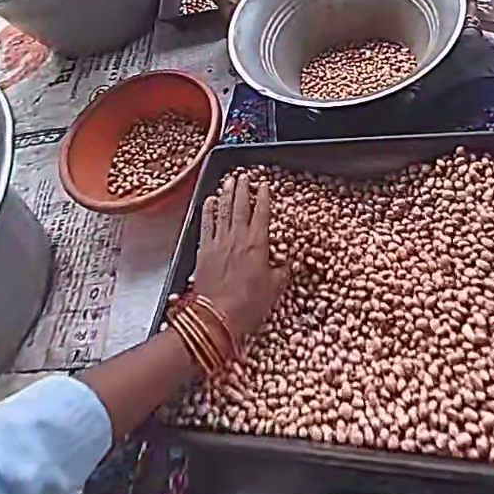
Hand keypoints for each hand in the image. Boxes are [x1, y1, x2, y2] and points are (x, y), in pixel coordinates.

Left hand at [192, 173, 285, 338]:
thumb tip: (289, 263)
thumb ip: (282, 272)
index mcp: (258, 244)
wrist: (216, 317)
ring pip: (223, 211)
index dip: (264, 197)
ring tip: (229, 181)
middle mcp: (237, 238)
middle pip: (241, 207)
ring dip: (227, 194)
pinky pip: (206, 224)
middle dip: (243, 189)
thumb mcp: (274, 289)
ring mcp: (218, 242)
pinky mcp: (204, 250)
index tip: (264, 185)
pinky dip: (208, 211)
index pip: (262, 213)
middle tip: (244, 176)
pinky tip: (210, 201)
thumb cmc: (248, 305)